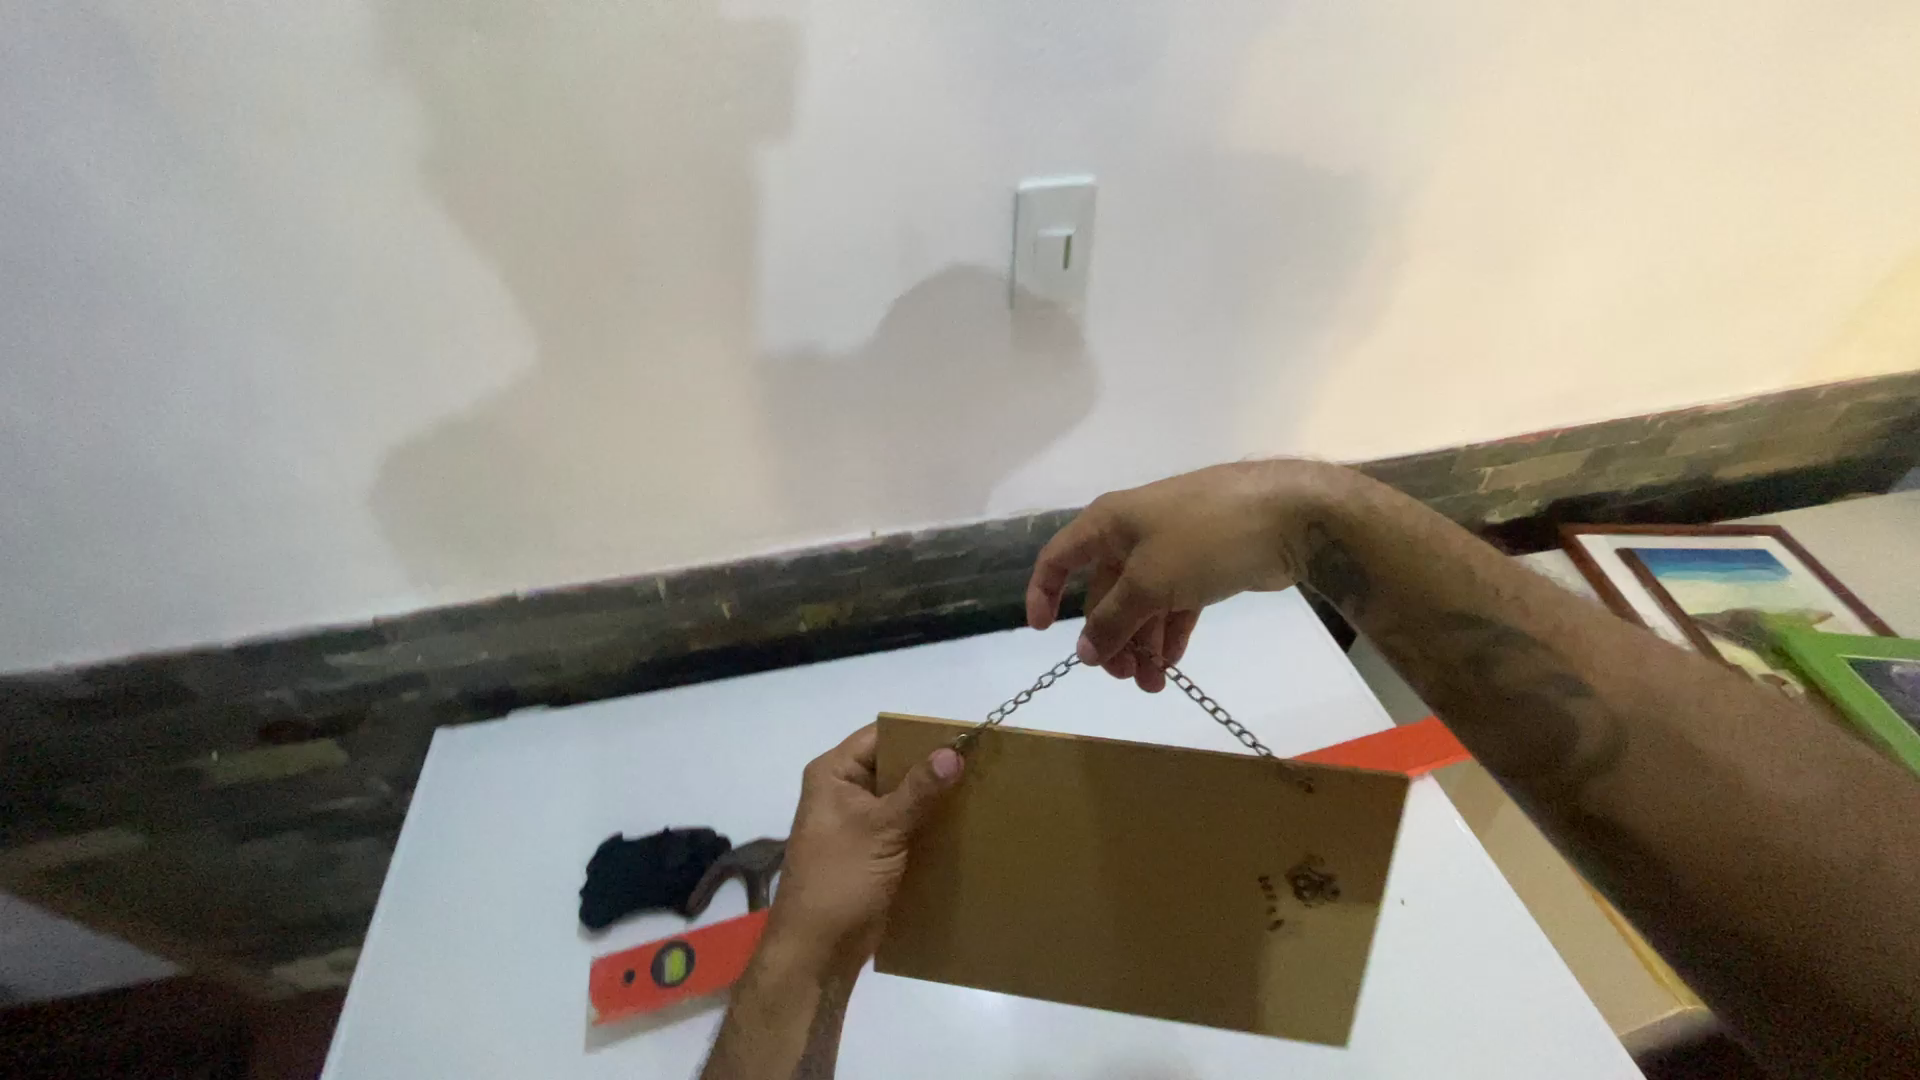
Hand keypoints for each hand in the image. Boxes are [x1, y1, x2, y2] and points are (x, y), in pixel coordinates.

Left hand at [765, 725, 962, 973]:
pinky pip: (905, 822)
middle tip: (978, 762)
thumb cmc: (840, 879)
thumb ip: (919, 789)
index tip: (962, 735)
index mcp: (834, 773)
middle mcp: (844, 789)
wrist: (817, 952)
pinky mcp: (873, 847)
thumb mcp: (882, 829)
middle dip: (931, 765)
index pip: (881, 735)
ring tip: (978, 788)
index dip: (919, 733)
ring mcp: (858, 820)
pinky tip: (962, 821)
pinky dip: (928, 821)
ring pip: (902, 794)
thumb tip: (955, 751)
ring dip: (933, 795)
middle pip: (894, 763)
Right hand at [1026, 460, 1344, 689]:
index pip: (1058, 558)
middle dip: (1109, 636)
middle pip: (1104, 592)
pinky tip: (1171, 664)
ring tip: (1152, 684)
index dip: (1043, 593)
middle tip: (1123, 676)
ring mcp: (1169, 549)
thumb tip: (1083, 653)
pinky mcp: (1202, 566)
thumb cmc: (1202, 537)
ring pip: (1140, 603)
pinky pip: (1172, 604)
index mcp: (1107, 524)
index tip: (1042, 633)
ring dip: (1141, 643)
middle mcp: (1131, 534)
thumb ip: (1111, 621)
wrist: (1290, 515)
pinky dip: (1168, 633)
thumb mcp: (1148, 582)